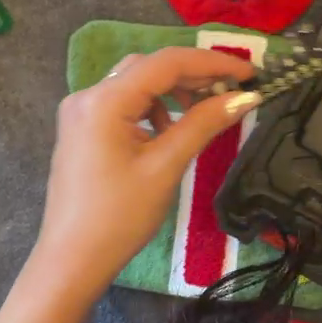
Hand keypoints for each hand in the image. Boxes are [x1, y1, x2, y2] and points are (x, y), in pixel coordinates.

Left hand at [32, 47, 259, 298]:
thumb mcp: (166, 167)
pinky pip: (123, 105)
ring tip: (205, 112)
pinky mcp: (82, 130)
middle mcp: (87, 95)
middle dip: (193, 75)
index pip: (166, 63)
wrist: (72, 260)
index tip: (249, 73)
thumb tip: (244, 97)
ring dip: (173, 92)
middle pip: (148, 68)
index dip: (212, 63)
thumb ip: (204, 125)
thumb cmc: (119, 217)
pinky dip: (152, 109)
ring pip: (135, 85)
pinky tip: (170, 132)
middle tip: (233, 91)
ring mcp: (80, 113)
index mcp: (105, 100)